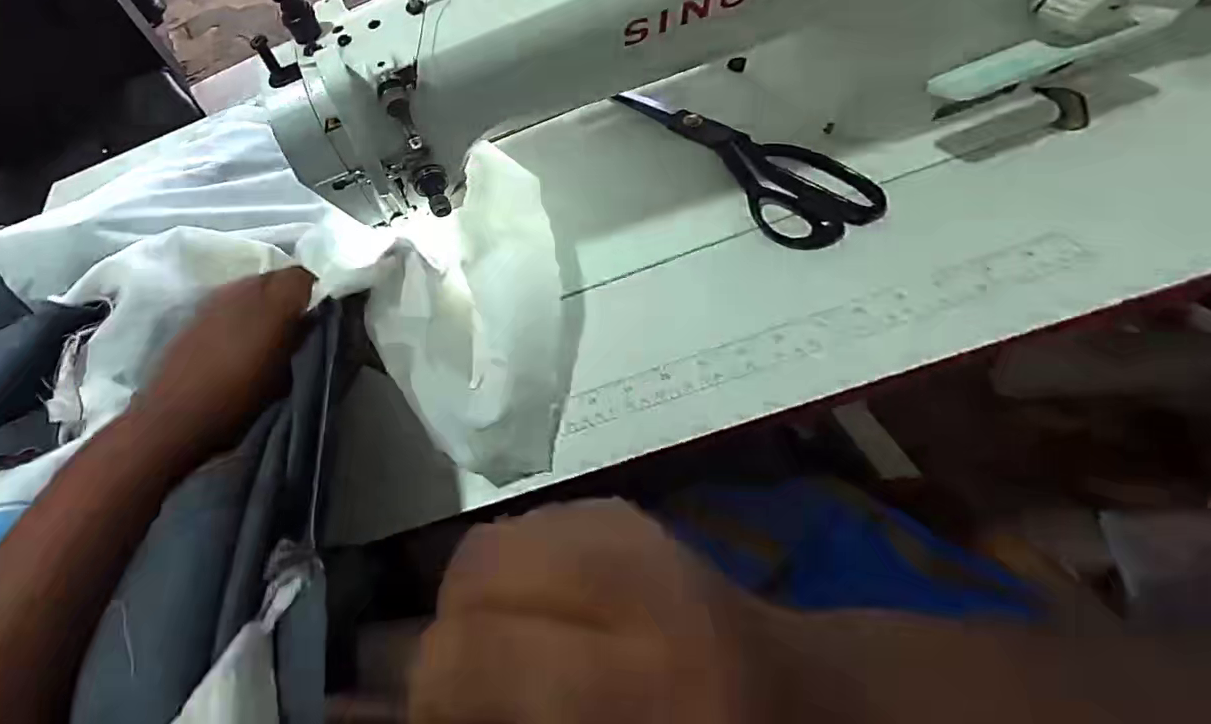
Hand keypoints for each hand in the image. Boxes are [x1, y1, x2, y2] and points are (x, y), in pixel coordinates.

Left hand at [135, 267, 315, 454]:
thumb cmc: (236, 403)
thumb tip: (309, 321)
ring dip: (265, 299)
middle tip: (296, 320)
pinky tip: (239, 333)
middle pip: (278, 275)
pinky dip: (242, 308)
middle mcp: (247, 288)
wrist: (173, 416)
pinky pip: (232, 296)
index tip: (319, 311)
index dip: (315, 290)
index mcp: (274, 304)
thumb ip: (298, 341)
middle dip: (290, 292)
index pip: (305, 276)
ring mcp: (219, 295)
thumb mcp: (282, 378)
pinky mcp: (199, 307)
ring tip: (268, 328)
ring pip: (253, 283)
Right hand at [411, 500, 763, 723]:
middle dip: (446, 633)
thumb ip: (502, 716)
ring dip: (472, 598)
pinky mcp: (617, 508)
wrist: (818, 706)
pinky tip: (535, 611)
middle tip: (462, 683)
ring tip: (499, 646)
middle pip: (471, 572)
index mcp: (650, 678)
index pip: (476, 653)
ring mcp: (624, 526)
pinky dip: (507, 573)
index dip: (429, 690)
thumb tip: (392, 705)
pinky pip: (520, 528)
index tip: (428, 716)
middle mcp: (632, 580)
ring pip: (487, 542)